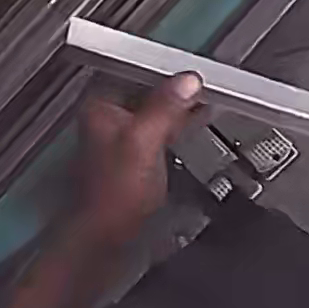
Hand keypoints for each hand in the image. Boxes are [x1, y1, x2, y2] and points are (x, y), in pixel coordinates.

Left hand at [74, 72, 202, 244]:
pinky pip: (161, 128)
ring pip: (156, 110)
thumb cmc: (113, 193)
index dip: (164, 69)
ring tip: (207, 97)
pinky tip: (197, 119)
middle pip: (147, 90)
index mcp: (101, 107)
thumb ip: (165, 107)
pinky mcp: (136, 156)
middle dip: (177, 87)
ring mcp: (122, 137)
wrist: (108, 238)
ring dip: (181, 105)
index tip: (191, 70)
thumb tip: (186, 81)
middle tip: (204, 82)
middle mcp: (109, 118)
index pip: (135, 73)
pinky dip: (179, 122)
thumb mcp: (144, 141)